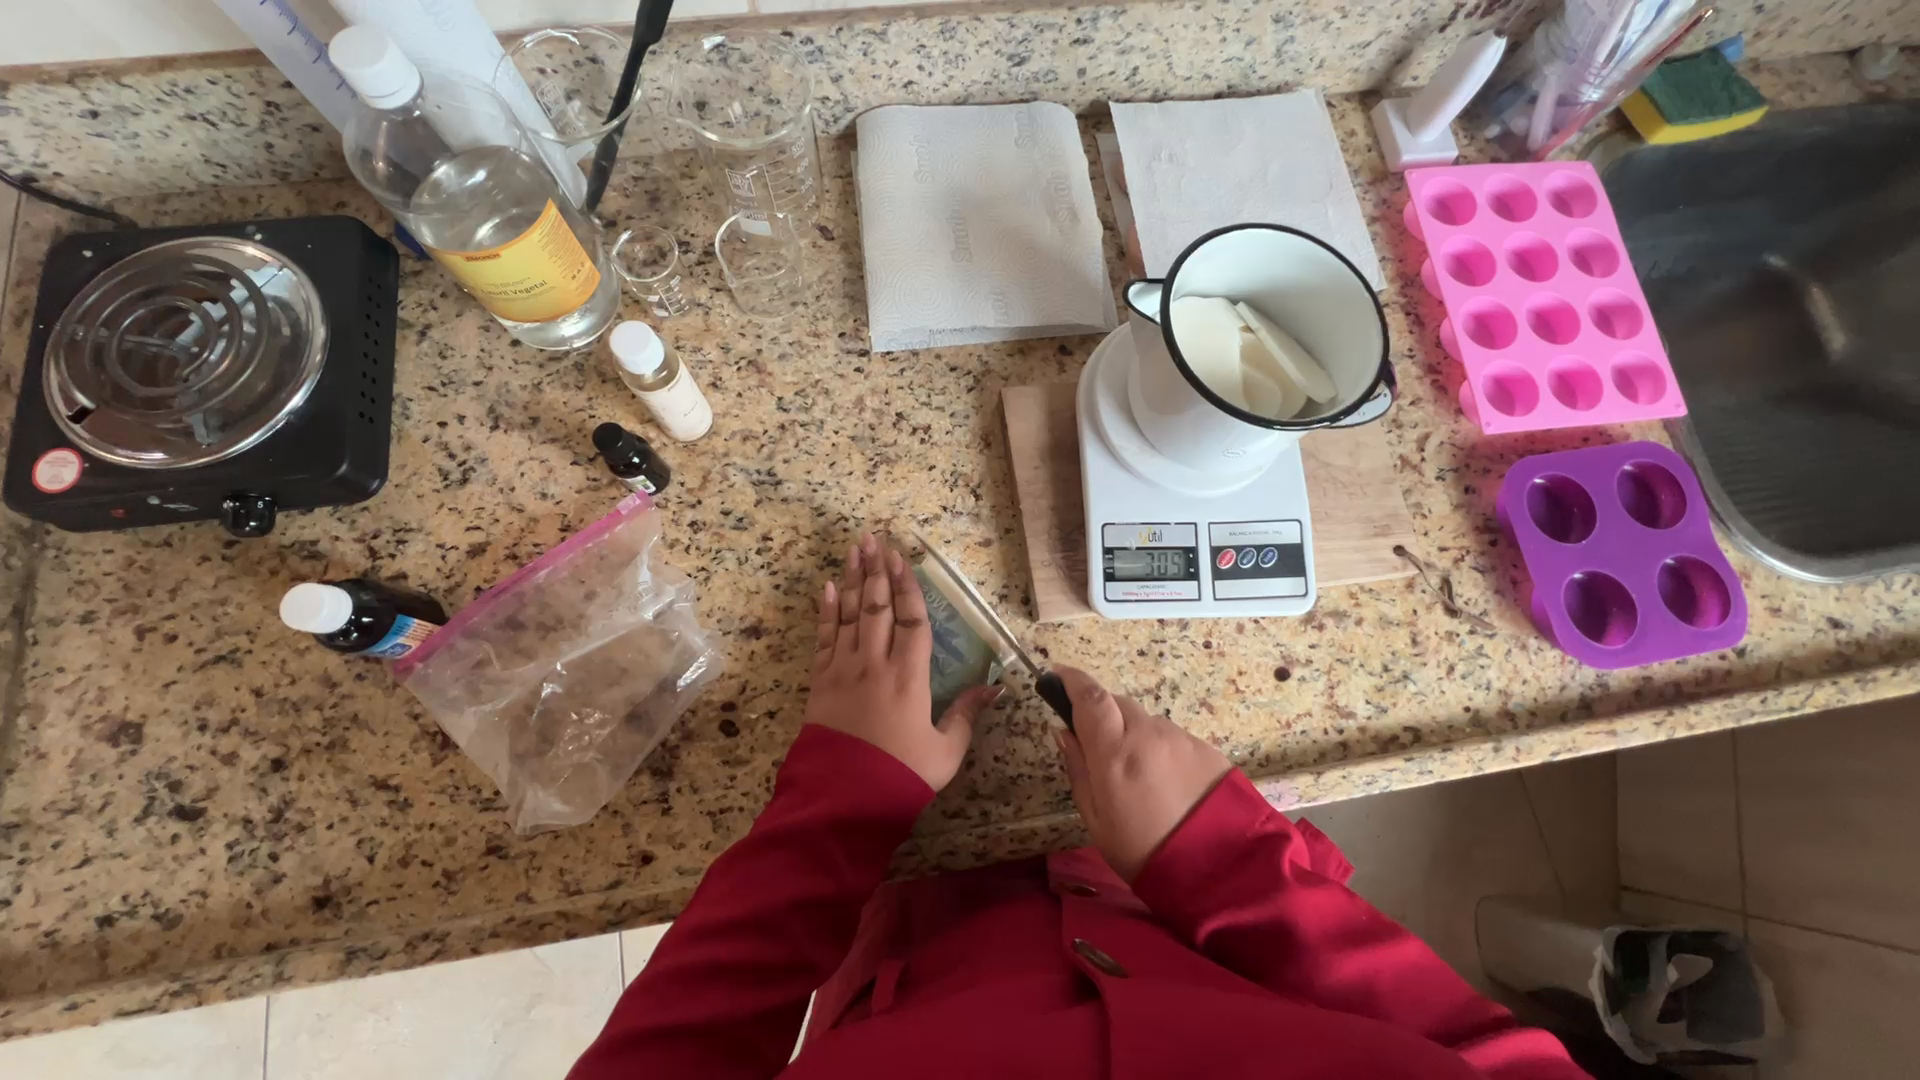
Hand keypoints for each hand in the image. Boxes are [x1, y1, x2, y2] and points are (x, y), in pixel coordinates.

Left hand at [803, 533, 1000, 790]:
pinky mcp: (821, 683)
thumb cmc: (900, 776)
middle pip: (876, 606)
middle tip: (874, 538)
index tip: (903, 559)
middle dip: (876, 570)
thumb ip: (966, 715)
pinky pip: (823, 638)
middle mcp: (874, 664)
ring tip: (853, 549)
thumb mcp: (945, 751)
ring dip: (851, 579)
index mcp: (908, 678)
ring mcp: (843, 671)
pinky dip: (826, 612)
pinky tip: (827, 589)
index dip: (908, 587)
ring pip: (848, 614)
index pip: (911, 620)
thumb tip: (994, 687)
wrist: (842, 799)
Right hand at [1053, 666, 1233, 880]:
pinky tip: (1167, 783)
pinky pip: (1172, 737)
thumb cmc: (1143, 851)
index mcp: (1114, 753)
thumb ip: (1077, 768)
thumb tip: (1064, 732)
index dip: (1071, 680)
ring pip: (1147, 722)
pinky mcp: (1206, 748)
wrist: (1219, 870)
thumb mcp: (1095, 818)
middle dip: (1103, 713)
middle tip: (1099, 744)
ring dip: (1135, 734)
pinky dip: (1161, 749)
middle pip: (1118, 704)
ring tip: (1140, 776)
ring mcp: (1180, 739)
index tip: (1057, 674)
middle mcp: (1148, 734)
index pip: (1090, 698)